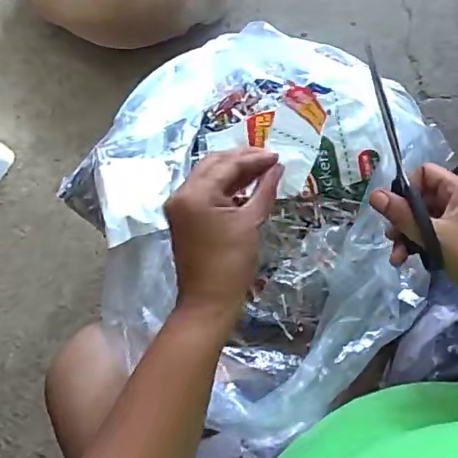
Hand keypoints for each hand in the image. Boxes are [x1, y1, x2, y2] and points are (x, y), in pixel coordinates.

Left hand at [164, 148, 282, 332]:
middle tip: (269, 159)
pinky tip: (246, 186)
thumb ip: (264, 189)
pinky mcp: (183, 216)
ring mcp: (180, 205)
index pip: (227, 164)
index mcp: (196, 193)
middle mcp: (182, 193)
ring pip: (208, 175)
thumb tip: (276, 167)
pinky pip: (205, 191)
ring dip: (233, 171)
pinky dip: (224, 186)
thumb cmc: (231, 263)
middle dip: (242, 159)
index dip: (254, 158)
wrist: (208, 301)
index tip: (278, 156)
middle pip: (214, 164)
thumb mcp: (251, 222)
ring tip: (262, 169)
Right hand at [370, 164, 457, 291]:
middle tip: (390, 235)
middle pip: (421, 197)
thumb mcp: (431, 234)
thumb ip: (402, 214)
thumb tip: (374, 195)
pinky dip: (418, 242)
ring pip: (424, 217)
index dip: (408, 187)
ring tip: (396, 255)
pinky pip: (431, 231)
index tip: (395, 208)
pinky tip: (405, 259)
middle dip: (402, 217)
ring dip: (407, 233)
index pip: (425, 172)